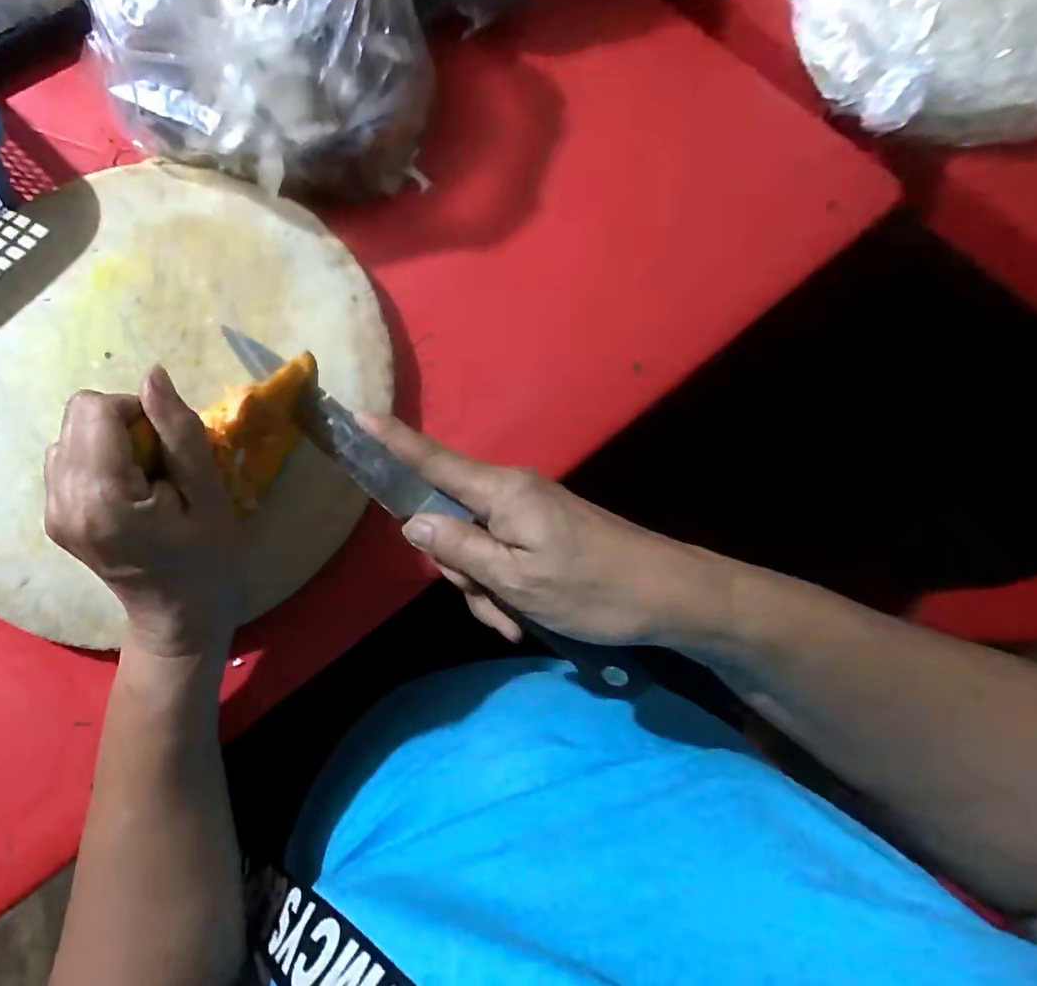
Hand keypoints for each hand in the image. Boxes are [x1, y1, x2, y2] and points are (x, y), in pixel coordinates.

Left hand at [45, 367, 246, 657]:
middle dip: (122, 424)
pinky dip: (97, 460)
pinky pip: (67, 458)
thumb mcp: (208, 495)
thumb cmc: (207, 560)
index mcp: (101, 499)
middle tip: (157, 466)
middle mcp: (63, 502)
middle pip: (77, 415)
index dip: (137, 412)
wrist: (178, 620)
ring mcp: (53, 512)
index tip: (166, 447)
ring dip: (108, 441)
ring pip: (69, 434)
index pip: (96, 409)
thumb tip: (152, 374)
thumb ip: (178, 432)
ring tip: (142, 482)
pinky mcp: (53, 517)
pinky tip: (124, 492)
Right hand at [360, 413, 727, 646]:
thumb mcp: (518, 580)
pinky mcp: (540, 529)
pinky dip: (502, 587)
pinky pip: (499, 553)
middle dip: (457, 565)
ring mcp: (525, 511)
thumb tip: (413, 522)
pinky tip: (523, 617)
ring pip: (473, 544)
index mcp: (500, 492)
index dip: (393, 441)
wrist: (677, 598)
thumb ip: (460, 548)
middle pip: (448, 518)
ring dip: (483, 586)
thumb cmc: (596, 589)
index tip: (359, 415)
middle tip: (490, 603)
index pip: (433, 461)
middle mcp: (508, 492)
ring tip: (514, 620)